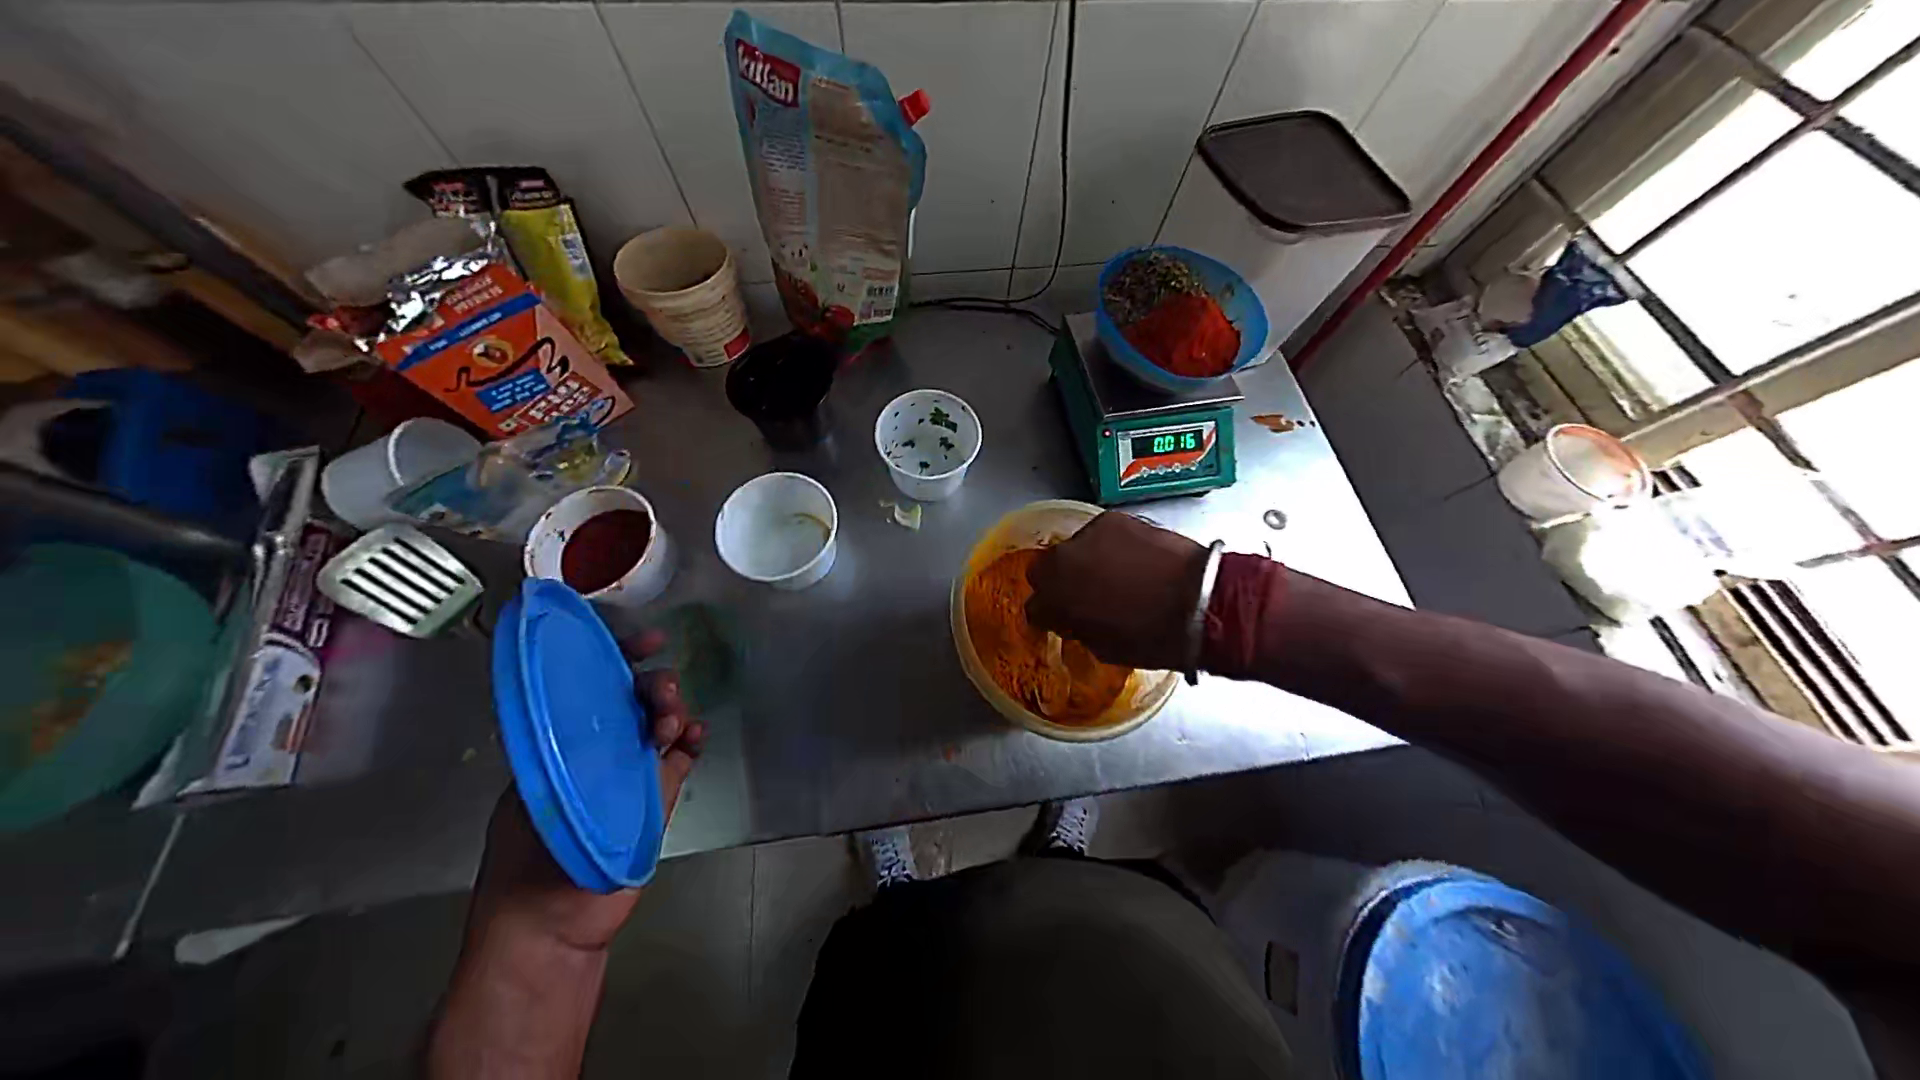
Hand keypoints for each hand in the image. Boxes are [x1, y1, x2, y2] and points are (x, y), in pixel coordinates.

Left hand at [471, 629, 704, 952]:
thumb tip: (606, 709)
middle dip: (652, 688)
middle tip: (664, 694)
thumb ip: (576, 753)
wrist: (552, 929)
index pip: (591, 688)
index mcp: (560, 744)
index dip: (619, 658)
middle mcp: (595, 753)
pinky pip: (679, 759)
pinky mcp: (653, 798)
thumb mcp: (539, 797)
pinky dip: (691, 742)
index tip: (648, 641)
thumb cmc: (531, 865)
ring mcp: (627, 775)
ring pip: (657, 727)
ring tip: (677, 722)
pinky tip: (697, 735)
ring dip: (672, 713)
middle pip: (631, 702)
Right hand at [1025, 512, 1208, 671]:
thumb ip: (1080, 629)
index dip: (1049, 615)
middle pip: (1044, 569)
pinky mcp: (1114, 520)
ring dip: (1084, 561)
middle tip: (1082, 595)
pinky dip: (1108, 545)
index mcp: (1055, 599)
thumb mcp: (1106, 648)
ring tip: (1112, 575)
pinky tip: (1130, 559)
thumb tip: (1078, 621)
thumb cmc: (1154, 637)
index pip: (1035, 606)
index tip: (1061, 620)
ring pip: (1072, 548)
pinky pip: (1099, 534)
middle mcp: (1062, 562)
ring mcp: (1087, 536)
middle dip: (1058, 582)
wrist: (1202, 602)